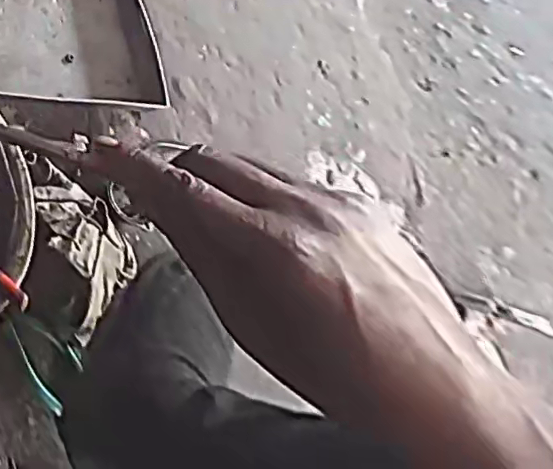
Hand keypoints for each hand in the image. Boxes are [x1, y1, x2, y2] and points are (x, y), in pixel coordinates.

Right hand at [89, 140, 552, 468]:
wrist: (447, 401)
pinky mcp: (356, 204)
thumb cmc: (350, 383)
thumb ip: (201, 253)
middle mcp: (311, 210)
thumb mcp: (253, 325)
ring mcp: (338, 202)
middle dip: (170, 167)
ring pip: (246, 165)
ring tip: (199, 214)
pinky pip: (283, 180)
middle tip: (142, 184)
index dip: (134, 165)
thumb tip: (159, 206)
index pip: (184, 186)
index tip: (105, 151)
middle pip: (211, 159)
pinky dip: (251, 190)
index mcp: (281, 248)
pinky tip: (251, 223)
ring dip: (210, 179)